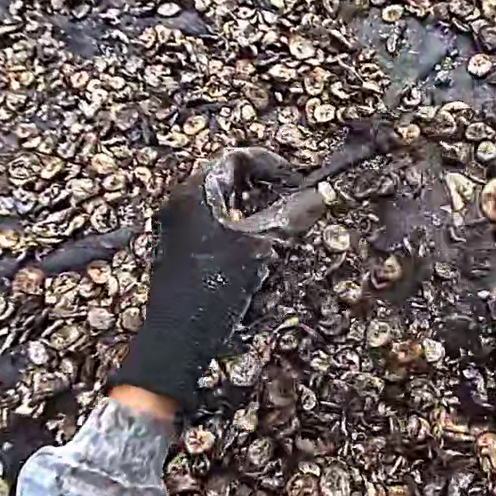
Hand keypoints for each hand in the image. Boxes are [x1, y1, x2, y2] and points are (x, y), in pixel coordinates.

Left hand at [112, 149, 299, 411]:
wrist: (176, 337)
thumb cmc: (212, 286)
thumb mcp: (258, 246)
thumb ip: (290, 216)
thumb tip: (319, 195)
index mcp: (195, 193)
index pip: (235, 158)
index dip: (270, 164)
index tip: (296, 179)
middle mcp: (181, 205)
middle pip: (228, 182)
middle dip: (263, 190)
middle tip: (290, 201)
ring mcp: (178, 231)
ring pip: (223, 208)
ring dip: (253, 215)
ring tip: (277, 230)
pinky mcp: (181, 254)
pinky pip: (215, 231)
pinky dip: (239, 235)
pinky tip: (255, 256)